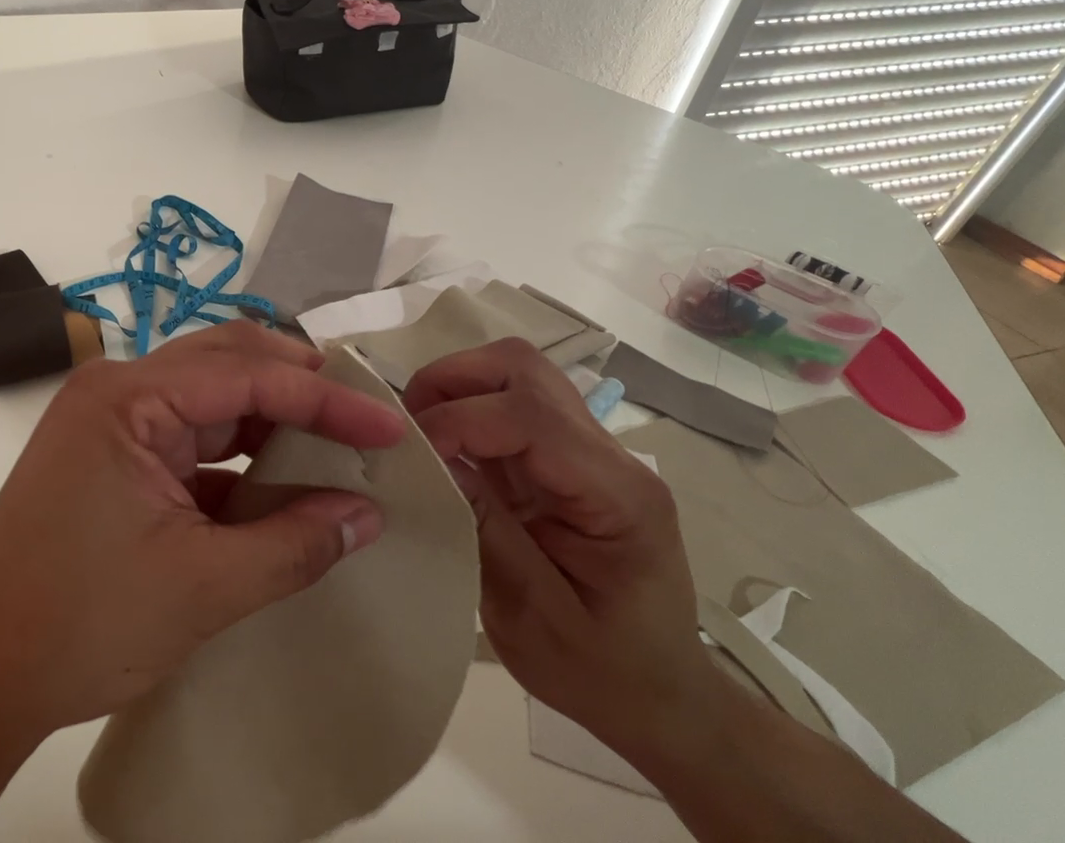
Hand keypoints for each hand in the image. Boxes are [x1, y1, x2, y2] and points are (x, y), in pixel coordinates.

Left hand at [0, 321, 404, 747]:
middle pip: (224, 365)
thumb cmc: (83, 624)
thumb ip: (296, 543)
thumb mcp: (205, 585)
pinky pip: (185, 442)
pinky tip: (280, 488)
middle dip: (298, 387)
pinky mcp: (107, 464)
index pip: (246, 376)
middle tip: (364, 416)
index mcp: (126, 398)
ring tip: (336, 448)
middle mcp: (113, 394)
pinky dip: (236, 461)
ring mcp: (106, 428)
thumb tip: (368, 514)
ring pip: (207, 402)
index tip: (390, 426)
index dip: (327, 400)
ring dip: (270, 423)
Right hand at [403, 338, 715, 758]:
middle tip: (406, 428)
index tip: (407, 456)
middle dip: (453, 382)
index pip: (530, 418)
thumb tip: (434, 458)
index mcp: (618, 495)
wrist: (658, 695)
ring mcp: (590, 455)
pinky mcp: (565, 464)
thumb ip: (488, 531)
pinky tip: (439, 451)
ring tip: (417, 436)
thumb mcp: (534, 617)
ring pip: (517, 377)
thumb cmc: (602, 671)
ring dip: (457, 391)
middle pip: (525, 370)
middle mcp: (610, 457)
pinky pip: (511, 412)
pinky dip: (466, 415)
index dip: (458, 421)